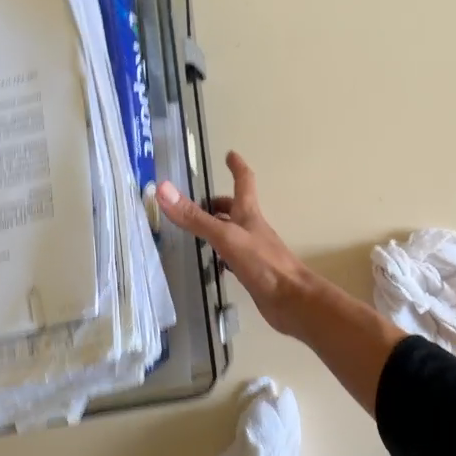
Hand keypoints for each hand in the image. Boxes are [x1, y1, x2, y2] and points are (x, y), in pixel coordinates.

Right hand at [159, 151, 405, 414]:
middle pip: (236, 208)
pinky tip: (213, 265)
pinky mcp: (254, 272)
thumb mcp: (225, 237)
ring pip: (233, 232)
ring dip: (218, 227)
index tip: (230, 154)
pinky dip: (222, 254)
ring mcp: (254, 250)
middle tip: (197, 203)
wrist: (292, 301)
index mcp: (249, 214)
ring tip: (196, 232)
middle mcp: (252, 228)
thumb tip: (163, 189)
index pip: (244, 181)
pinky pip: (234, 256)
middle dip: (219, 202)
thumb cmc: (263, 264)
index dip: (237, 167)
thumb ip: (195, 217)